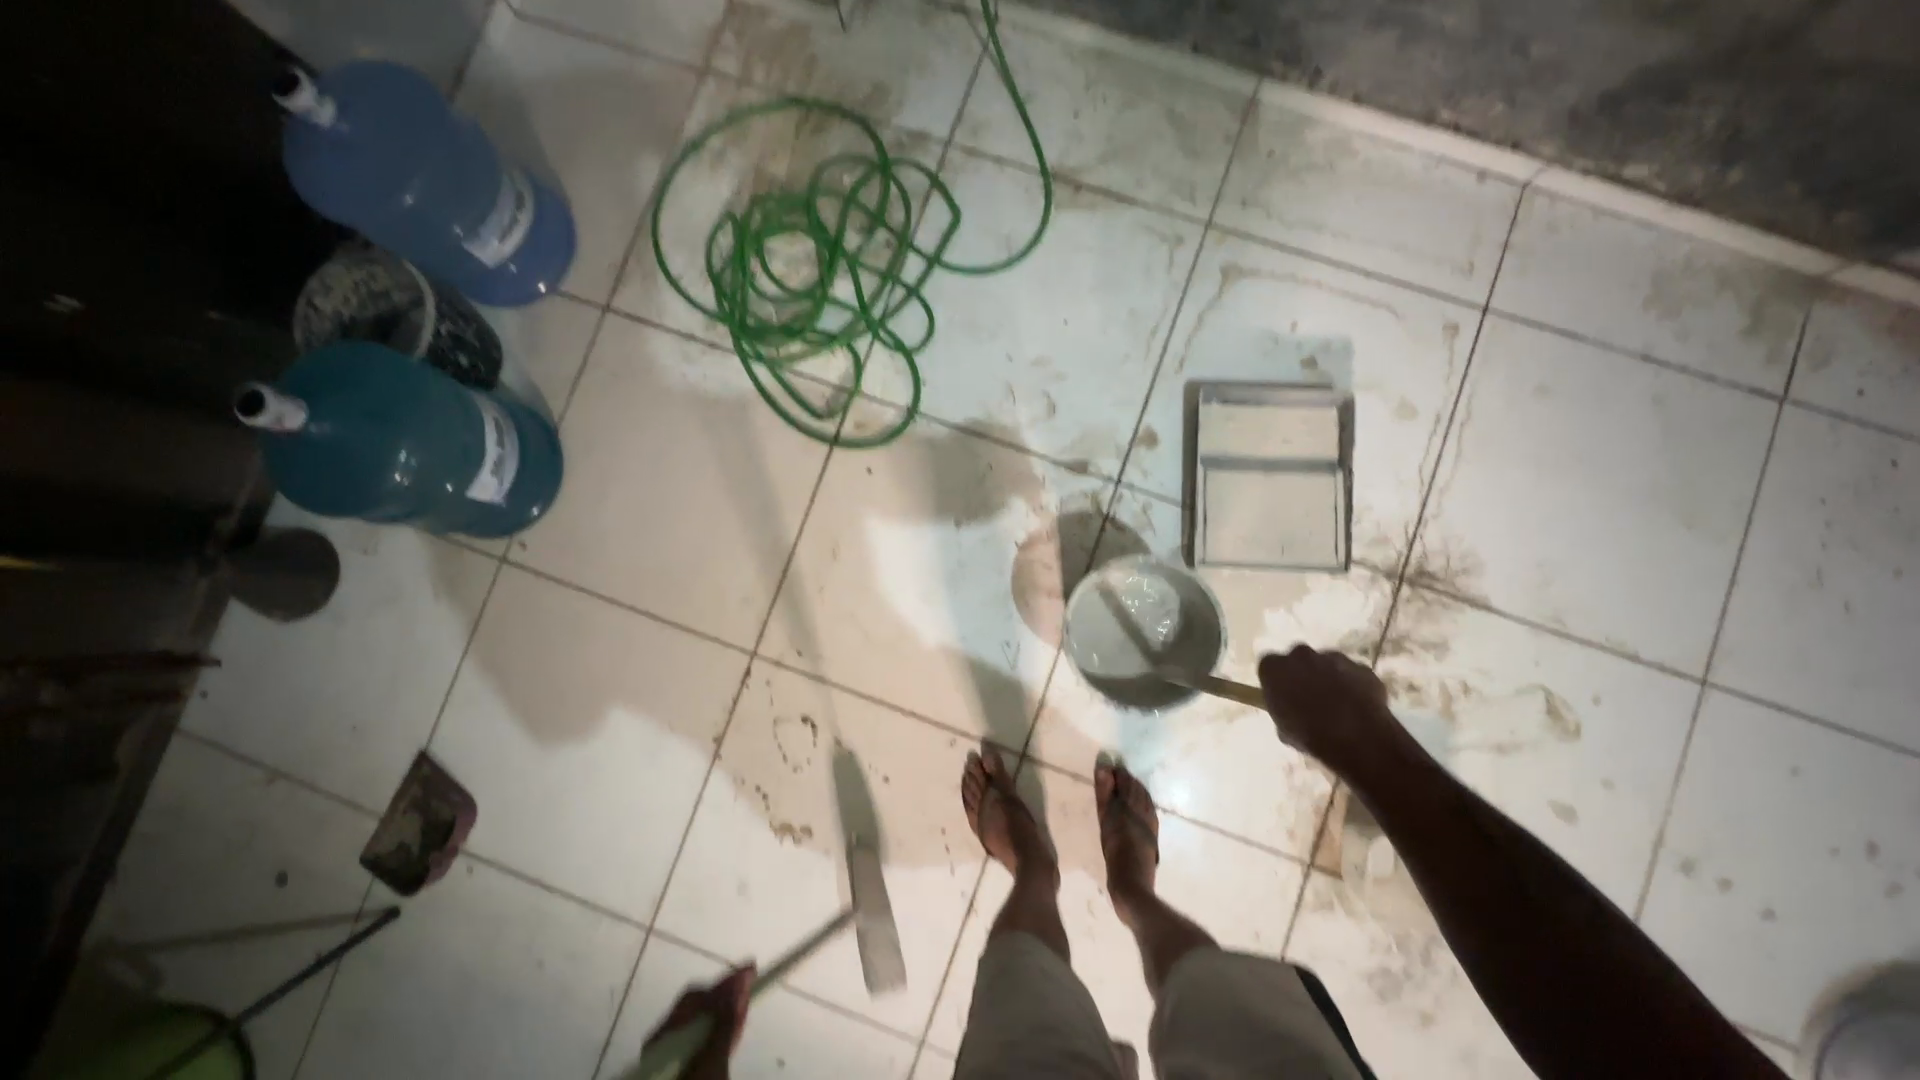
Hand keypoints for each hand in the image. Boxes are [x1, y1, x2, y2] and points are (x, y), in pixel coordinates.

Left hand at [643, 966, 754, 1079]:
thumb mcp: (713, 1062)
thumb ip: (725, 1024)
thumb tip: (739, 983)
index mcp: (663, 1037)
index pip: (694, 998)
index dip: (724, 982)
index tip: (752, 969)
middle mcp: (661, 1043)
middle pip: (695, 1009)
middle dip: (723, 995)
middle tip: (751, 985)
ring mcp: (668, 1058)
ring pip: (698, 1025)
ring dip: (723, 1012)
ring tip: (744, 1003)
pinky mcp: (678, 1070)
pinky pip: (698, 1042)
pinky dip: (717, 1032)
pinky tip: (731, 1031)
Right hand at [1256, 645, 1404, 772]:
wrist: (1355, 737)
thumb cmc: (1309, 734)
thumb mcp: (1283, 728)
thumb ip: (1283, 709)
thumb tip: (1290, 709)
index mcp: (1274, 668)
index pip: (1269, 665)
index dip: (1276, 680)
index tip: (1282, 694)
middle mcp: (1301, 654)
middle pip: (1298, 658)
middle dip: (1303, 673)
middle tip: (1309, 697)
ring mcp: (1333, 657)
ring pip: (1327, 663)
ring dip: (1329, 677)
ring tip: (1337, 704)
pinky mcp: (1360, 666)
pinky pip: (1352, 673)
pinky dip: (1353, 684)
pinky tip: (1357, 705)